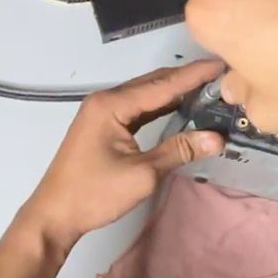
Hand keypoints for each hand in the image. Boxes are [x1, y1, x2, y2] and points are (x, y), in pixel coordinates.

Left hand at [17, 60, 226, 243]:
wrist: (54, 215)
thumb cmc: (95, 194)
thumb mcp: (142, 174)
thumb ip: (180, 151)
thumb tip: (218, 138)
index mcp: (112, 105)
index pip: (162, 84)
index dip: (194, 75)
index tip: (222, 62)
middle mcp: (107, 100)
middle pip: (154, 83)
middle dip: (187, 78)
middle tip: (222, 75)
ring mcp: (103, 111)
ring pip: (147, 94)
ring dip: (176, 91)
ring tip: (209, 87)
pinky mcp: (105, 125)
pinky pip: (139, 108)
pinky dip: (161, 105)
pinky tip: (182, 106)